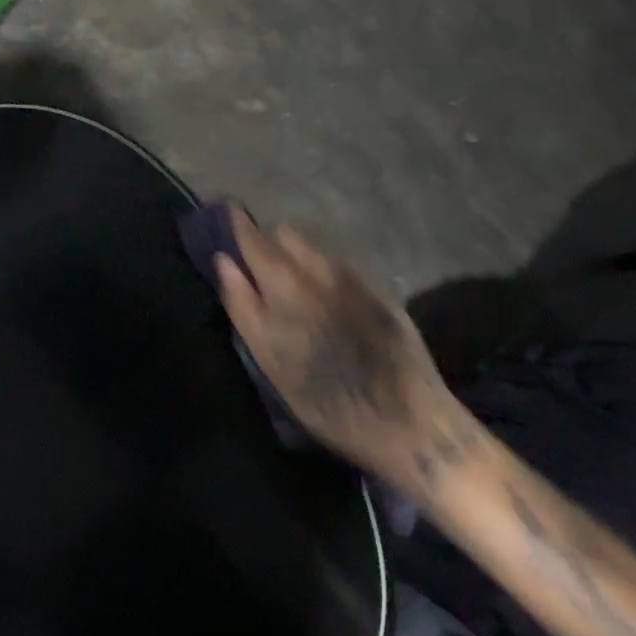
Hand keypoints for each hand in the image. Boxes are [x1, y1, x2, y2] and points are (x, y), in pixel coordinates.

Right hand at [213, 206, 479, 494]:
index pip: (255, 240)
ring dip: (296, 256)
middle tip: (256, 265)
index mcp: (287, 285)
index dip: (238, 225)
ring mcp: (356, 280)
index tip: (225, 211)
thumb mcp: (270, 361)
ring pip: (315, 250)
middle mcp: (321, 271)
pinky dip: (323, 272)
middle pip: (286, 235)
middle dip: (267, 242)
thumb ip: (243, 305)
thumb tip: (224, 261)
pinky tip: (324, 299)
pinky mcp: (381, 294)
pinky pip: (341, 266)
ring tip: (289, 283)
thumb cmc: (326, 401)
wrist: (411, 424)